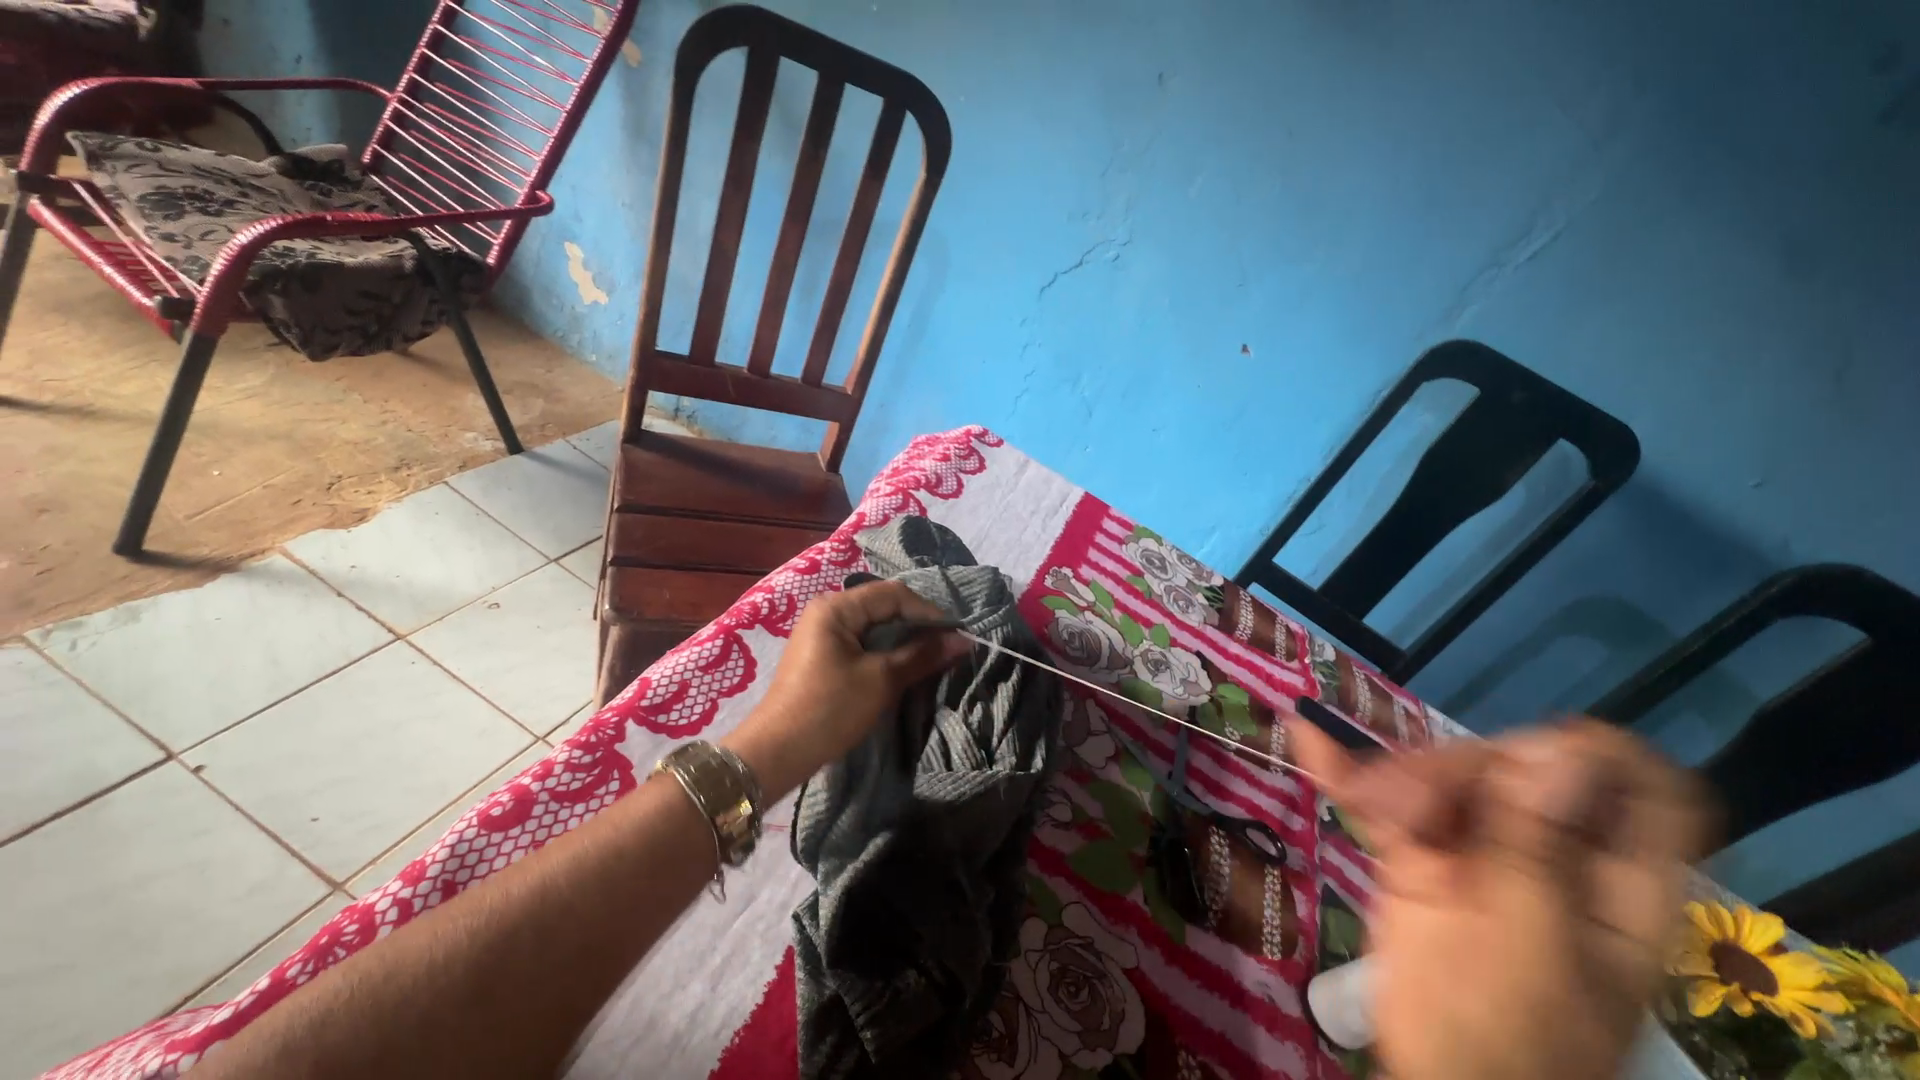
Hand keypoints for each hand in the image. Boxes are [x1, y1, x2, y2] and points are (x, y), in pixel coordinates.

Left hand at [721, 580, 969, 798]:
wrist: (779, 752)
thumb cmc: (830, 709)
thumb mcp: (881, 680)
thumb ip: (922, 655)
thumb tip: (963, 640)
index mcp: (836, 607)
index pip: (893, 594)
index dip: (928, 612)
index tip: (956, 637)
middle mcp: (827, 612)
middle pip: (884, 607)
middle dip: (918, 627)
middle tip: (948, 649)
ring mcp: (822, 635)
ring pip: (875, 628)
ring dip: (904, 642)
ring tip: (932, 661)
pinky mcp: (823, 657)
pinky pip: (863, 644)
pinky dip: (886, 654)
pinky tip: (904, 670)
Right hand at [1288, 716, 1711, 1079]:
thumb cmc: (1503, 1032)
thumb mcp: (1528, 938)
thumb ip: (1534, 842)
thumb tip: (1554, 748)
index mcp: (1610, 878)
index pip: (1640, 788)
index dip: (1592, 755)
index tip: (1522, 757)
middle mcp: (1550, 852)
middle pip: (1519, 769)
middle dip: (1461, 771)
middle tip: (1409, 800)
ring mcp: (1479, 852)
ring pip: (1447, 779)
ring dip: (1399, 778)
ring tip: (1364, 802)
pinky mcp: (1418, 859)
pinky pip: (1386, 806)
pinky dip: (1348, 774)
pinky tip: (1309, 738)